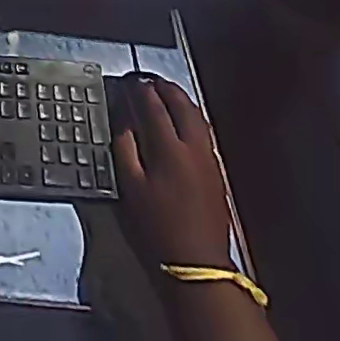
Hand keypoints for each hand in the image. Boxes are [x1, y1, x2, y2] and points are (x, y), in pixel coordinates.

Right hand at [113, 76, 275, 340]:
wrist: (198, 260)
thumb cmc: (157, 223)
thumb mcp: (130, 185)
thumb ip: (125, 147)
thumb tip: (124, 121)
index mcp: (168, 149)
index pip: (154, 107)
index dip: (140, 90)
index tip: (130, 81)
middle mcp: (192, 146)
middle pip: (181, 105)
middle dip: (164, 88)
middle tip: (149, 79)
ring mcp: (208, 157)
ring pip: (196, 116)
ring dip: (180, 99)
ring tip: (165, 91)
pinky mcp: (216, 168)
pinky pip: (203, 130)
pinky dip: (190, 115)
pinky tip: (182, 117)